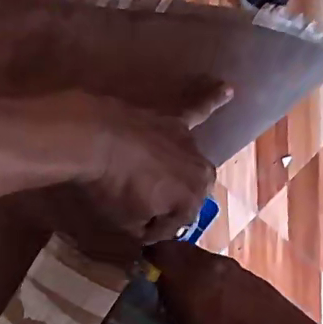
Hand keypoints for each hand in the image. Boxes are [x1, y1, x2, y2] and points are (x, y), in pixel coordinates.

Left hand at [58, 88, 228, 242]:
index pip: (176, 224)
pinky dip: (212, 99)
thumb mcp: (125, 222)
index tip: (138, 233)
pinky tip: (227, 90)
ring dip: (176, 174)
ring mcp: (188, 143)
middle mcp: (200, 171)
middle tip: (145, 208)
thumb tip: (146, 229)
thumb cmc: (112, 188)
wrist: (95, 140)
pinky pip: (199, 109)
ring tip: (165, 182)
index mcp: (191, 201)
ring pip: (188, 165)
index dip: (155, 231)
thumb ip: (143, 228)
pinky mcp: (172, 120)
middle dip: (171, 204)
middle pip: (187, 194)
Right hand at [144, 241, 298, 323]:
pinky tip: (206, 292)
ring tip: (181, 286)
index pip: (158, 252)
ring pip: (197, 257)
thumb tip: (157, 291)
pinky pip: (213, 265)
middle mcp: (205, 260)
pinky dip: (204, 273)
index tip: (139, 266)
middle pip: (179, 250)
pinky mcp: (240, 270)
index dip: (147, 257)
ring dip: (186, 265)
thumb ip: (169, 303)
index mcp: (188, 271)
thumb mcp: (186, 323)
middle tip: (157, 273)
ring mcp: (225, 263)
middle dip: (166, 257)